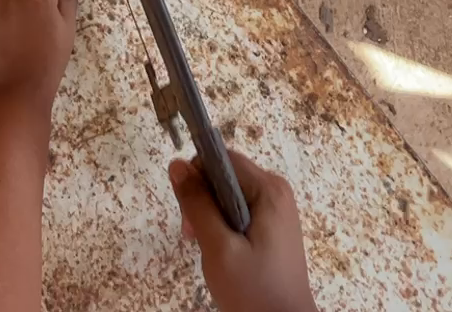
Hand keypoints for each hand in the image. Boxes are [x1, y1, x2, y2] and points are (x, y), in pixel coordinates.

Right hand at [169, 150, 317, 311]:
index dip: (197, 179)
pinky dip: (223, 226)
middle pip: (222, 176)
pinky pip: (237, 210)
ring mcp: (276, 209)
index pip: (219, 159)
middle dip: (202, 201)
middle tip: (194, 237)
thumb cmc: (255, 292)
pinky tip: (223, 251)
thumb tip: (176, 163)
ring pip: (227, 194)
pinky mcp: (273, 226)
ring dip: (210, 216)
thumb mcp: (218, 247)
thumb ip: (196, 203)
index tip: (188, 214)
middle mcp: (275, 191)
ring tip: (209, 250)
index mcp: (268, 189)